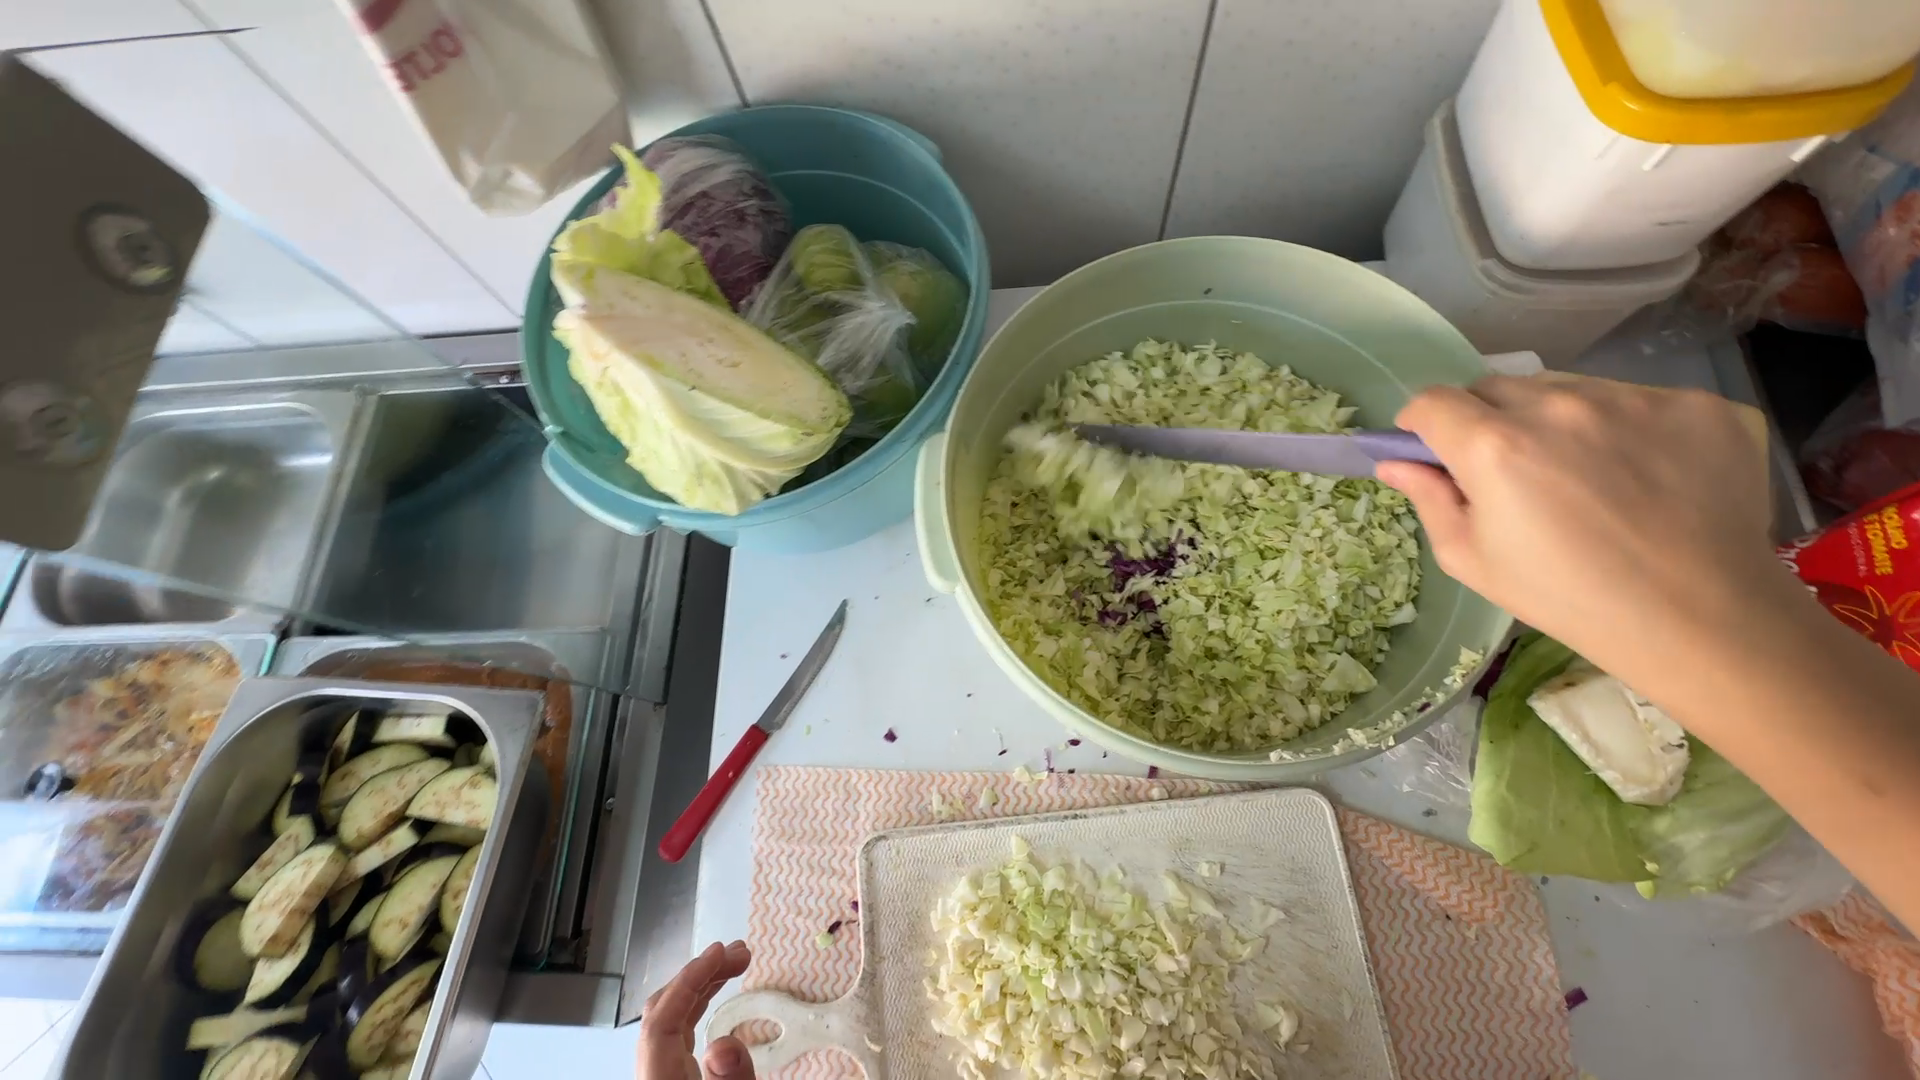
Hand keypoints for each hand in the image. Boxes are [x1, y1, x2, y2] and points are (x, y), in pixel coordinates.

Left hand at [638, 940, 754, 1079]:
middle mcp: (654, 1070)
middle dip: (700, 974)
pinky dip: (699, 1003)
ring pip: (672, 1018)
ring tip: (738, 962)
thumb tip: (724, 1046)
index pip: (661, 1022)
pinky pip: (680, 1031)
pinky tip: (717, 992)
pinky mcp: (672, 1074)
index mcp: (659, 1078)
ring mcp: (661, 1072)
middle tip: (740, 953)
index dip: (687, 981)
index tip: (721, 951)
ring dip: (703, 984)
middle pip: (664, 1011)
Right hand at [1376, 374, 1785, 695]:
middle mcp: (1561, 406)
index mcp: (1495, 446)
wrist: (1699, 616)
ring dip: (1553, 418)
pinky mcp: (1699, 405)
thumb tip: (1394, 462)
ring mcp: (1637, 399)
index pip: (1433, 402)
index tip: (1429, 446)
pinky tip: (1639, 474)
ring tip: (1579, 471)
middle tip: (1505, 467)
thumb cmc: (1563, 595)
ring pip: (1566, 388)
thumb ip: (1428, 497)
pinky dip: (1622, 428)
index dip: (1421, 424)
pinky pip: (1635, 400)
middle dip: (1484, 418)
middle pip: (1496, 386)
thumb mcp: (1470, 557)